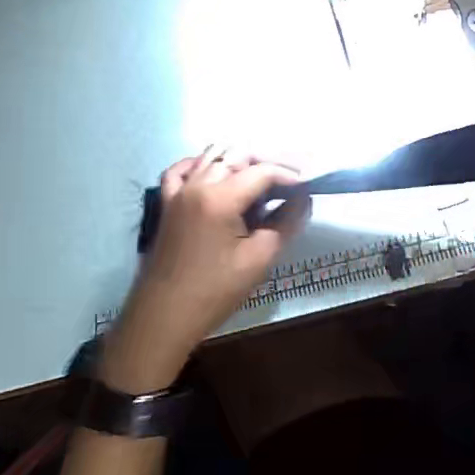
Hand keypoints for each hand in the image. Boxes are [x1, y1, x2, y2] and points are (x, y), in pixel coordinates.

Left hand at [102, 149, 310, 390]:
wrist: (164, 317)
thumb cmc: (215, 291)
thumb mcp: (259, 258)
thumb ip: (286, 222)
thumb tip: (304, 199)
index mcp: (220, 198)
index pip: (262, 171)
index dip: (290, 176)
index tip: (310, 186)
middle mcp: (197, 186)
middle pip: (237, 157)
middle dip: (269, 163)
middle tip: (294, 180)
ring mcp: (178, 193)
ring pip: (211, 158)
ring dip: (240, 161)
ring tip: (264, 178)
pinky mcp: (167, 206)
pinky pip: (181, 171)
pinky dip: (201, 165)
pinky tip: (217, 174)